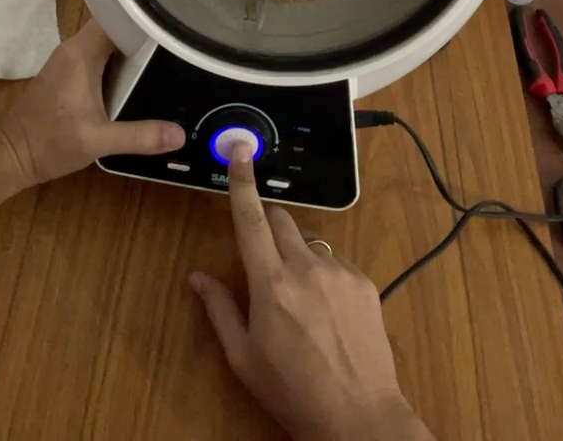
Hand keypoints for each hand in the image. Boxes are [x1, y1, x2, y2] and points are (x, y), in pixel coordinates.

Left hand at [0, 20, 185, 184]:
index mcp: (81, 53)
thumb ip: (140, 136)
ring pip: (108, 43)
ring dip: (132, 48)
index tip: (172, 21)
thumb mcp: (99, 140)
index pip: (116, 16)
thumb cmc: (49, 142)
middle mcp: (74, 50)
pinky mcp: (68, 75)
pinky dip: (120, 62)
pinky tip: (140, 76)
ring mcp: (69, 62)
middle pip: (115, 27)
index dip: (143, 15)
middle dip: (143, 33)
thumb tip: (179, 135)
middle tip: (178, 39)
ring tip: (168, 53)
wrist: (10, 156)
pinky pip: (100, 57)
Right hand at [189, 143, 431, 440]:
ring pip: (309, 242)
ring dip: (298, 257)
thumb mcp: (244, 358)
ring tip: (302, 303)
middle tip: (266, 262)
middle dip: (268, 228)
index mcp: (270, 283)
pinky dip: (326, 276)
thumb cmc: (292, 391)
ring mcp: (339, 271)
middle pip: (281, 219)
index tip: (240, 148)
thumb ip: (220, 309)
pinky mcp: (365, 282)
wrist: (360, 419)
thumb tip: (197, 276)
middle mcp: (305, 266)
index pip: (250, 219)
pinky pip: (336, 263)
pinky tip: (329, 313)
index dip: (242, 181)